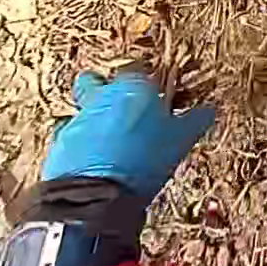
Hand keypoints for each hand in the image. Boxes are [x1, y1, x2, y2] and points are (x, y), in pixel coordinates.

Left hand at [41, 67, 214, 198]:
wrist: (97, 196)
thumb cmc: (144, 158)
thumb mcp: (182, 138)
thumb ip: (196, 119)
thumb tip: (208, 111)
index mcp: (133, 87)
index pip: (138, 68)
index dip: (147, 77)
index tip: (156, 88)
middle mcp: (102, 98)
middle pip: (96, 81)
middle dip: (103, 86)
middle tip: (120, 101)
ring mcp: (76, 122)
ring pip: (83, 110)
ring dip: (95, 119)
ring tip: (112, 137)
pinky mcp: (58, 147)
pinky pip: (70, 137)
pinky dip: (81, 143)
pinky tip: (95, 157)